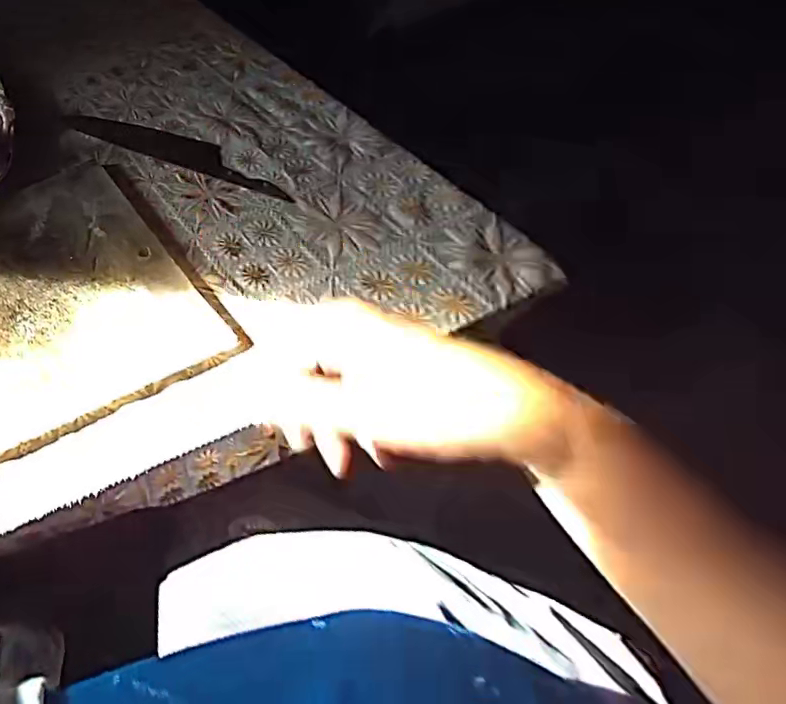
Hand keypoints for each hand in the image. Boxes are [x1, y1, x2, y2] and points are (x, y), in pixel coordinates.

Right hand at [259, 300, 592, 478]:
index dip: (269, 397)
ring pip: (334, 383)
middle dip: (308, 416)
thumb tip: (250, 399)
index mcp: (333, 324)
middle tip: (312, 451)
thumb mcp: (357, 413)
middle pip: (304, 370)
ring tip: (354, 460)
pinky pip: (363, 387)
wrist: (535, 419)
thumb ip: (295, 403)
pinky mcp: (404, 362)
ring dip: (337, 424)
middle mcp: (350, 324)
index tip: (275, 432)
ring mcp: (378, 341)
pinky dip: (365, 419)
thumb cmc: (438, 409)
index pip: (275, 356)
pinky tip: (384, 451)